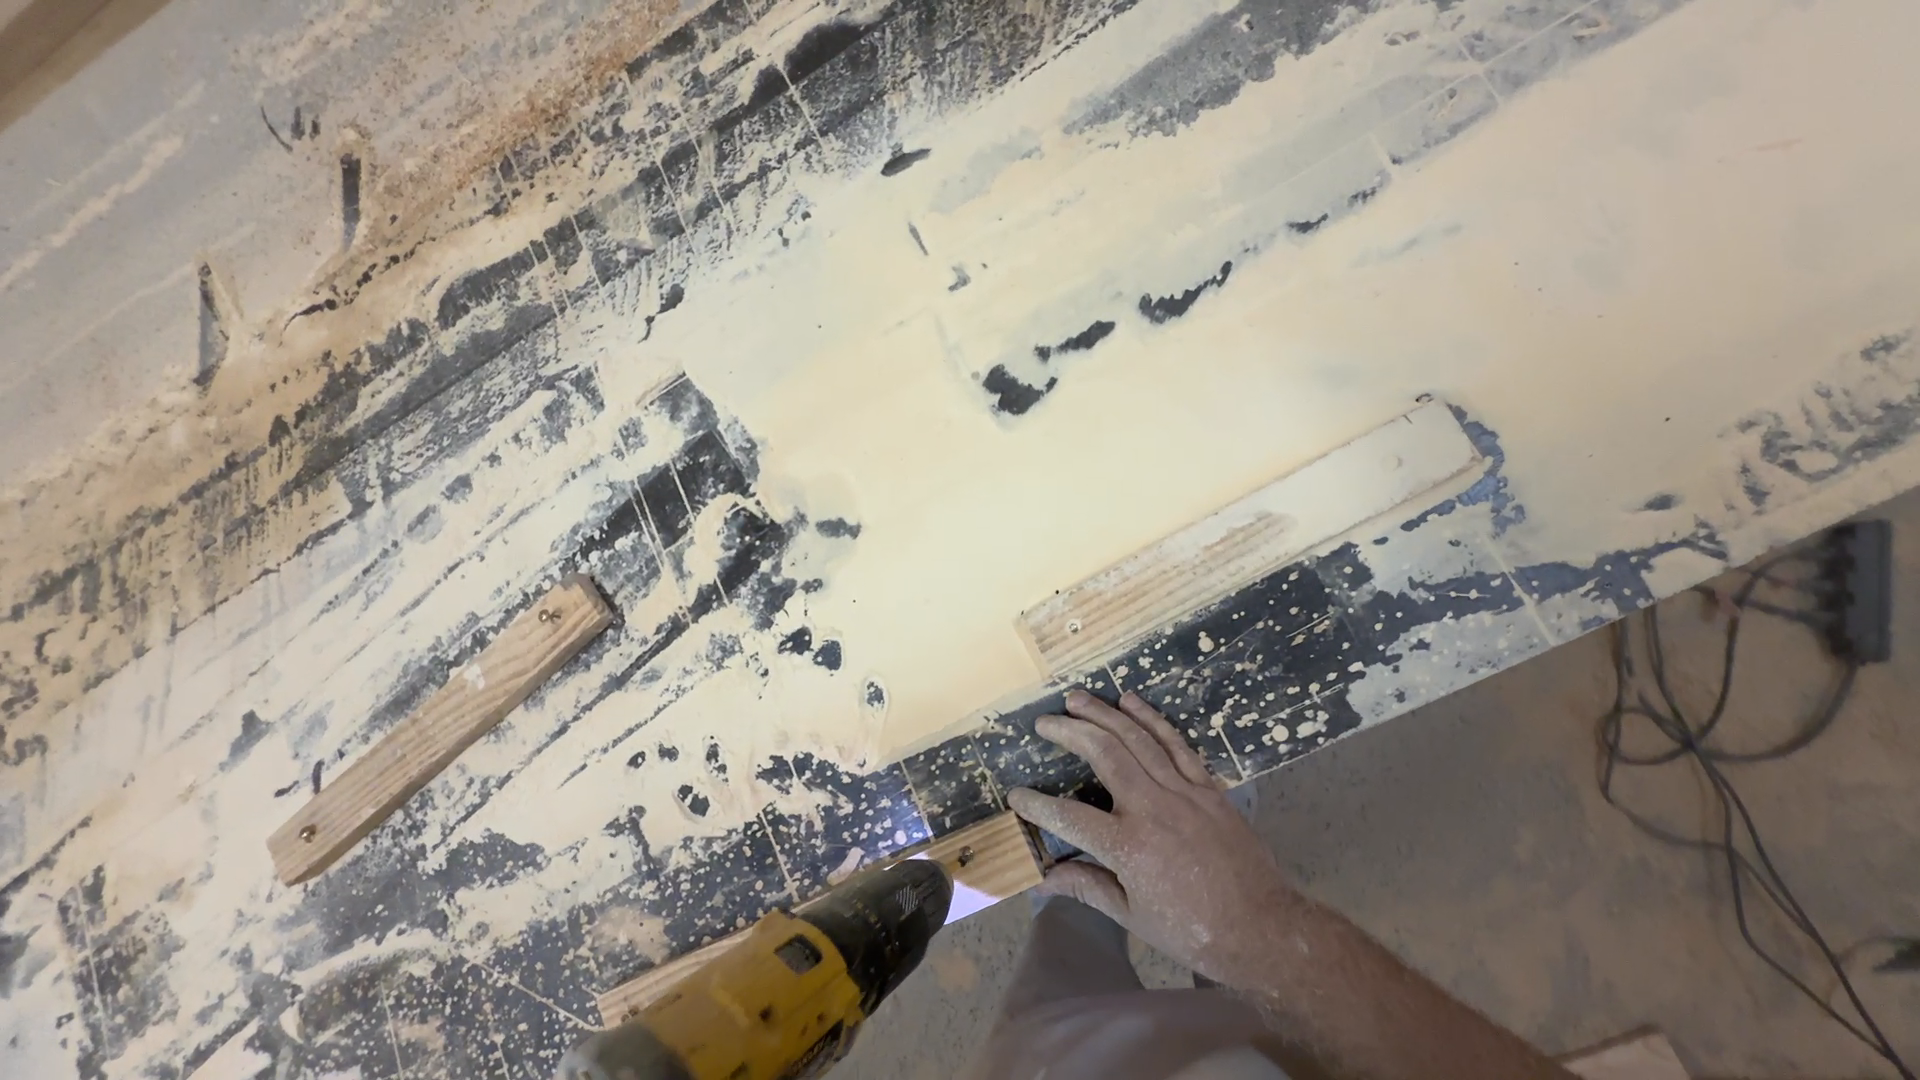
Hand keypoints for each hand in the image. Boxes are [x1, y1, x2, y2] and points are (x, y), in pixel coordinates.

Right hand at [1008, 689, 1299, 988]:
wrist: (1262, 927)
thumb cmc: (1190, 928)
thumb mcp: (1133, 916)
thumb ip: (1087, 888)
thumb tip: (1043, 879)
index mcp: (1128, 847)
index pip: (1069, 817)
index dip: (1037, 804)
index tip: (1015, 794)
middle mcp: (1152, 808)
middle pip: (1103, 754)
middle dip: (1069, 732)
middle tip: (1044, 722)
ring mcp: (1183, 791)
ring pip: (1136, 739)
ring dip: (1103, 714)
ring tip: (1076, 699)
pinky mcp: (1207, 786)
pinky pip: (1175, 743)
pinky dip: (1151, 718)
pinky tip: (1129, 701)